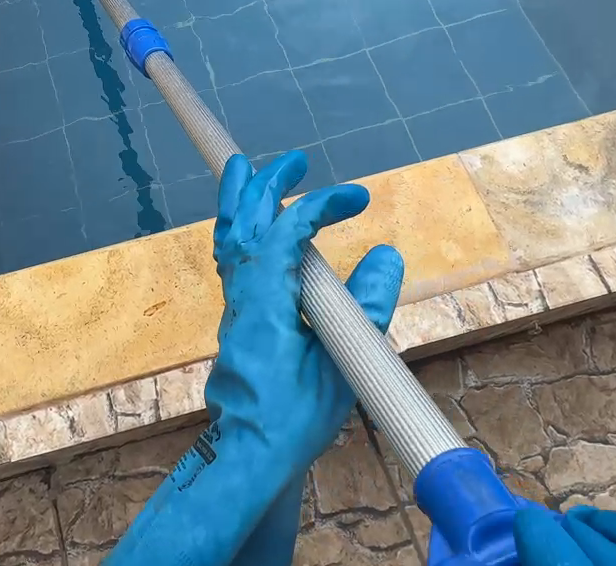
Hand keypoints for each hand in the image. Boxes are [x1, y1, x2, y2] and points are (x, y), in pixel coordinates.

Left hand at [206, 151, 404, 476]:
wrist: (248, 455)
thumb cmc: (294, 417)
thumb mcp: (343, 364)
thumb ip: (366, 308)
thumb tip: (386, 256)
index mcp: (266, 297)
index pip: (289, 231)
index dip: (322, 206)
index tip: (358, 197)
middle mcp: (242, 290)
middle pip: (247, 221)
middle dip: (268, 185)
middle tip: (295, 160)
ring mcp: (234, 302)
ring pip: (229, 235)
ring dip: (240, 199)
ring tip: (244, 168)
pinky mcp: (236, 314)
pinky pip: (229, 257)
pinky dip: (238, 229)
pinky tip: (247, 225)